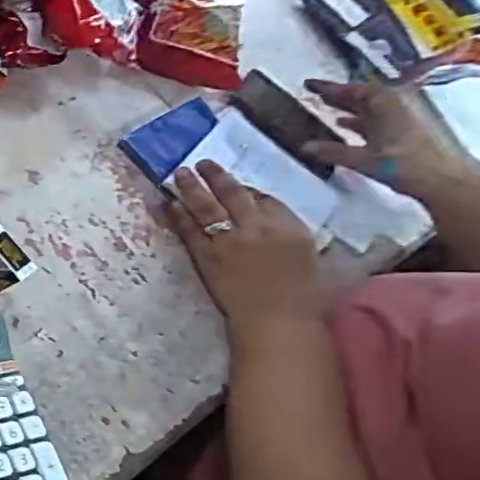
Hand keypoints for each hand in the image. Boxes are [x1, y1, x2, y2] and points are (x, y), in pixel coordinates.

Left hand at [165, 161, 324, 326]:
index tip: (234, 181)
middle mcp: (257, 229)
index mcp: (290, 228)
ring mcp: (227, 242)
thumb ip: (290, 234)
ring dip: (190, 189)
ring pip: (205, 208)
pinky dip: (177, 215)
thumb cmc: (304, 292)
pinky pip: (188, 230)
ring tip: (179, 173)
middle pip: (233, 195)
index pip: (265, 199)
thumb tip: (273, 222)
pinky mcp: (205, 256)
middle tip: (201, 162)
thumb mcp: (310, 255)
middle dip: (215, 177)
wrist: (276, 317)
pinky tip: (168, 204)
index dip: (246, 188)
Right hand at [301, 78, 479, 197]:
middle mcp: (402, 108)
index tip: (311, 84)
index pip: (358, 91)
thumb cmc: (407, 166)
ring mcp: (408, 119)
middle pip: (368, 96)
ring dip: (350, 106)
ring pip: (373, 107)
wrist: (448, 180)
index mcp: (391, 108)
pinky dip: (361, 119)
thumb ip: (333, 151)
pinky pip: (379, 119)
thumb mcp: (362, 160)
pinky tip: (345, 125)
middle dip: (341, 95)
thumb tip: (306, 146)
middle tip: (315, 93)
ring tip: (326, 106)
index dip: (333, 87)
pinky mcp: (410, 131)